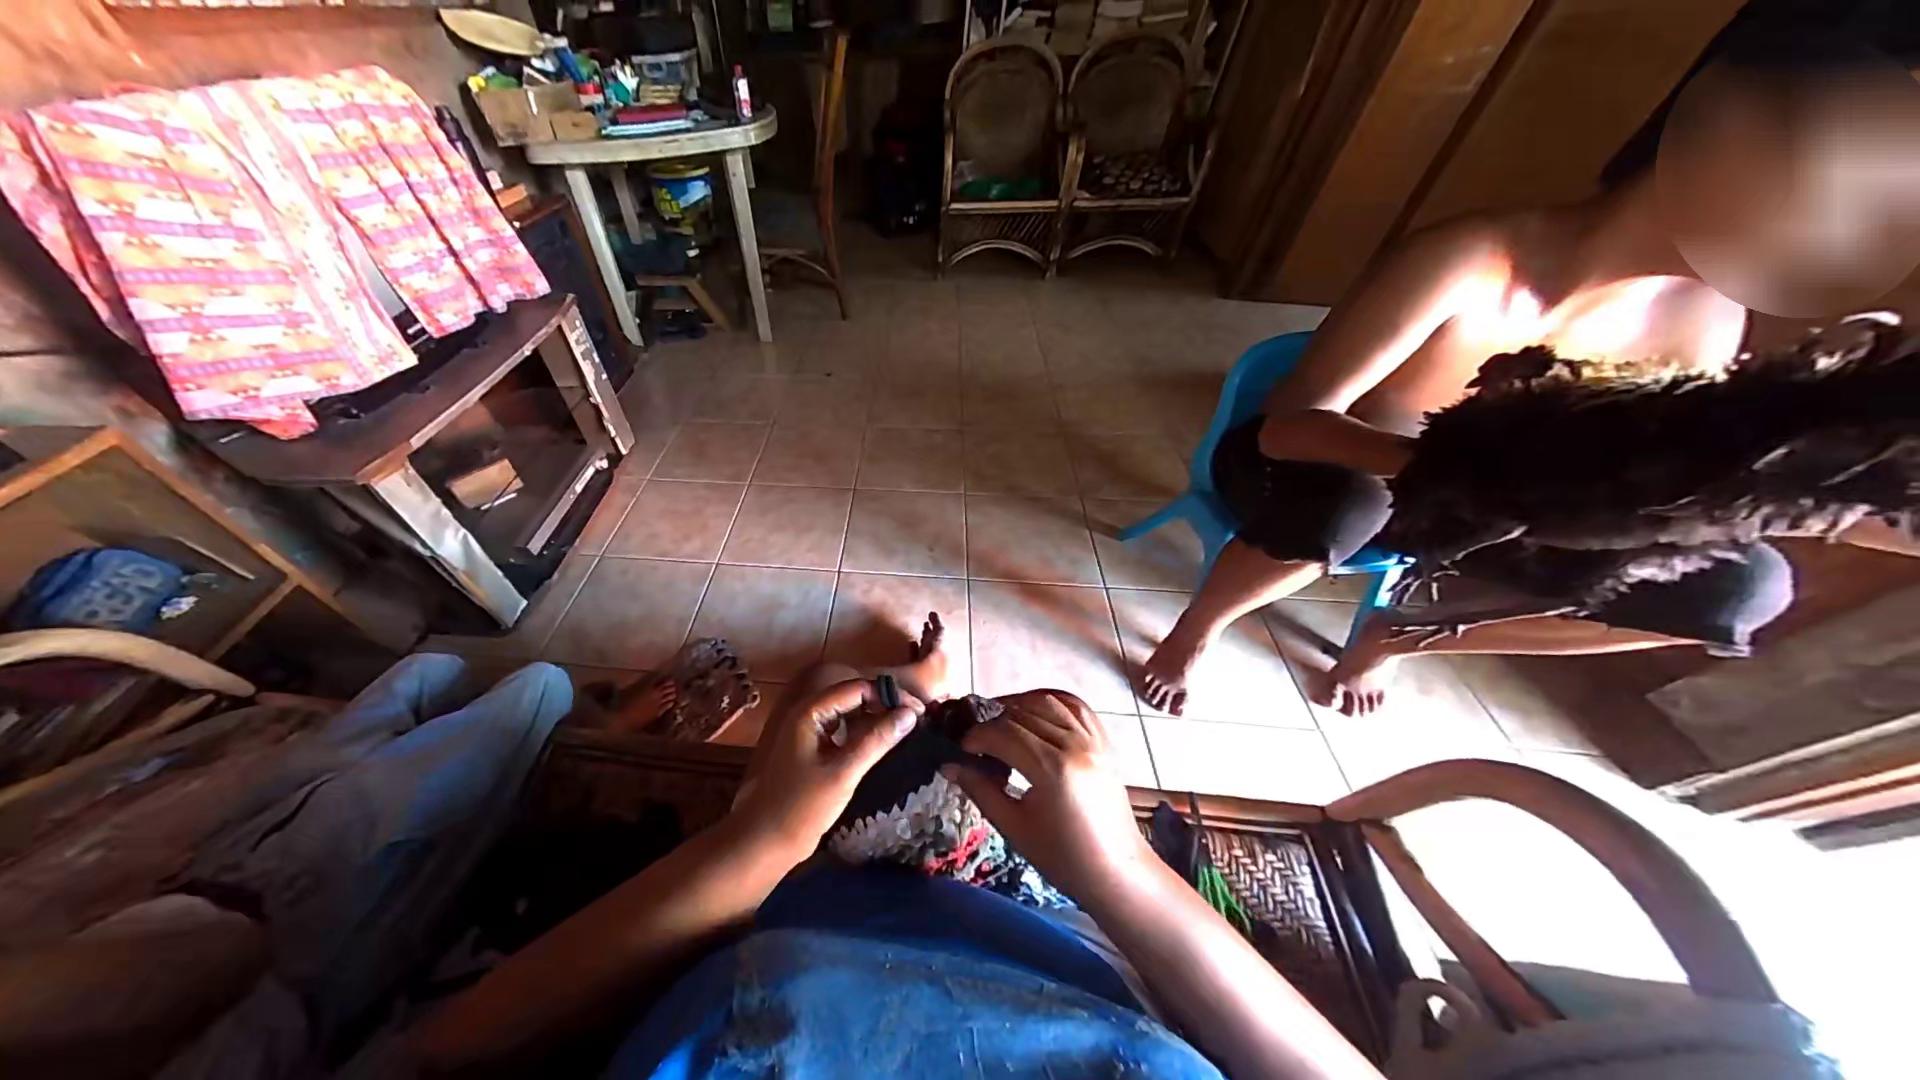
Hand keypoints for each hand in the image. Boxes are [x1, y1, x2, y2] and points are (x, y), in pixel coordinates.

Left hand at [730, 679, 922, 857]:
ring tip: (905, 729)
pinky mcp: (814, 749)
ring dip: (877, 717)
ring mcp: (810, 732)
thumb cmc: (800, 807)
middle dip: (886, 703)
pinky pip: (845, 730)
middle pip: (854, 696)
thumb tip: (911, 714)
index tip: (918, 711)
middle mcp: (809, 714)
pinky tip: (883, 743)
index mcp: (811, 711)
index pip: (858, 687)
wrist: (763, 843)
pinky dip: (865, 733)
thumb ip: (877, 740)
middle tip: (916, 719)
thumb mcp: (843, 773)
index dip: (890, 694)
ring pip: (851, 713)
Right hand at [942, 689, 1151, 901]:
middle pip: (1022, 714)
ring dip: (1018, 705)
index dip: (976, 737)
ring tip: (999, 724)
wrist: (1116, 872)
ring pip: (1047, 702)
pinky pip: (1074, 705)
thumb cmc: (1063, 857)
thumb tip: (949, 766)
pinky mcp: (1103, 741)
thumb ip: (981, 790)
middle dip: (992, 722)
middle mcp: (1074, 745)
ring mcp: (1092, 740)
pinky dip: (1050, 702)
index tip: (962, 750)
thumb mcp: (1014, 827)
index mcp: (1052, 769)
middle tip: (976, 740)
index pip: (1003, 734)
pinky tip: (1033, 711)